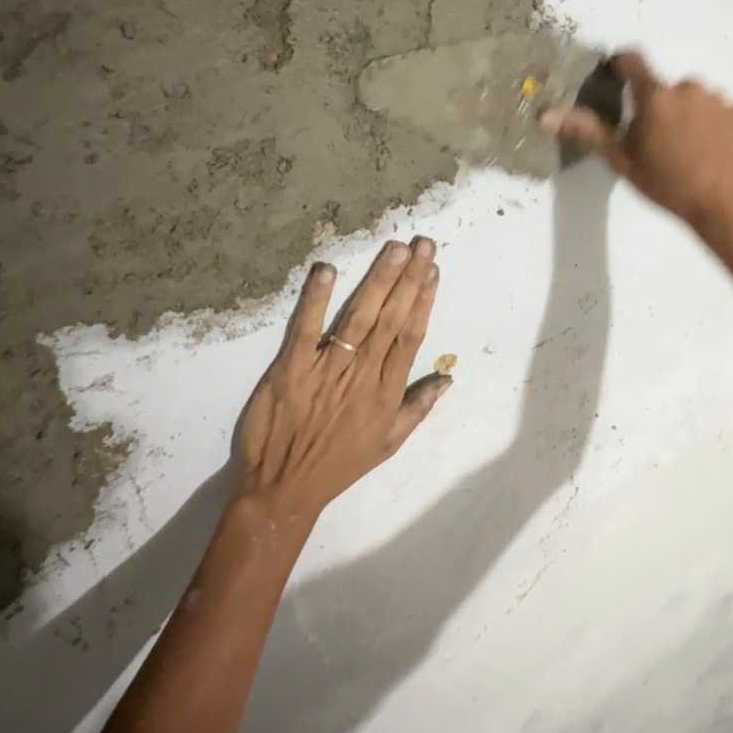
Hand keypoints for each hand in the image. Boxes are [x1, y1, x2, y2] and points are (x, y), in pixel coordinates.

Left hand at [235, 237, 447, 524]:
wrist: (284, 489)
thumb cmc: (338, 464)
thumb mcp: (388, 443)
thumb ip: (418, 406)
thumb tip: (448, 378)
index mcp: (386, 391)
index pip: (410, 336)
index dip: (423, 299)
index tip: (433, 269)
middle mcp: (362, 375)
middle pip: (391, 318)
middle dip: (408, 278)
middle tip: (422, 243)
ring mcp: (326, 370)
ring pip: (359, 318)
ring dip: (378, 281)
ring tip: (394, 248)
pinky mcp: (290, 369)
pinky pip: (306, 329)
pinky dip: (317, 300)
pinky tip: (328, 270)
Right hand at [544, 51, 732, 239]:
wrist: (729, 208)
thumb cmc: (670, 186)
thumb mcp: (623, 162)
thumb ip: (589, 132)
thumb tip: (547, 113)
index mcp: (655, 96)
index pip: (633, 60)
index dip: (621, 64)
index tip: (615, 77)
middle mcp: (688, 87)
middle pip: (664, 89)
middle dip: (659, 108)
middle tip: (657, 143)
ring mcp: (719, 98)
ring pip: (693, 100)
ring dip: (686, 116)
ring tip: (689, 152)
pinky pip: (718, 111)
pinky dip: (712, 125)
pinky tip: (712, 153)